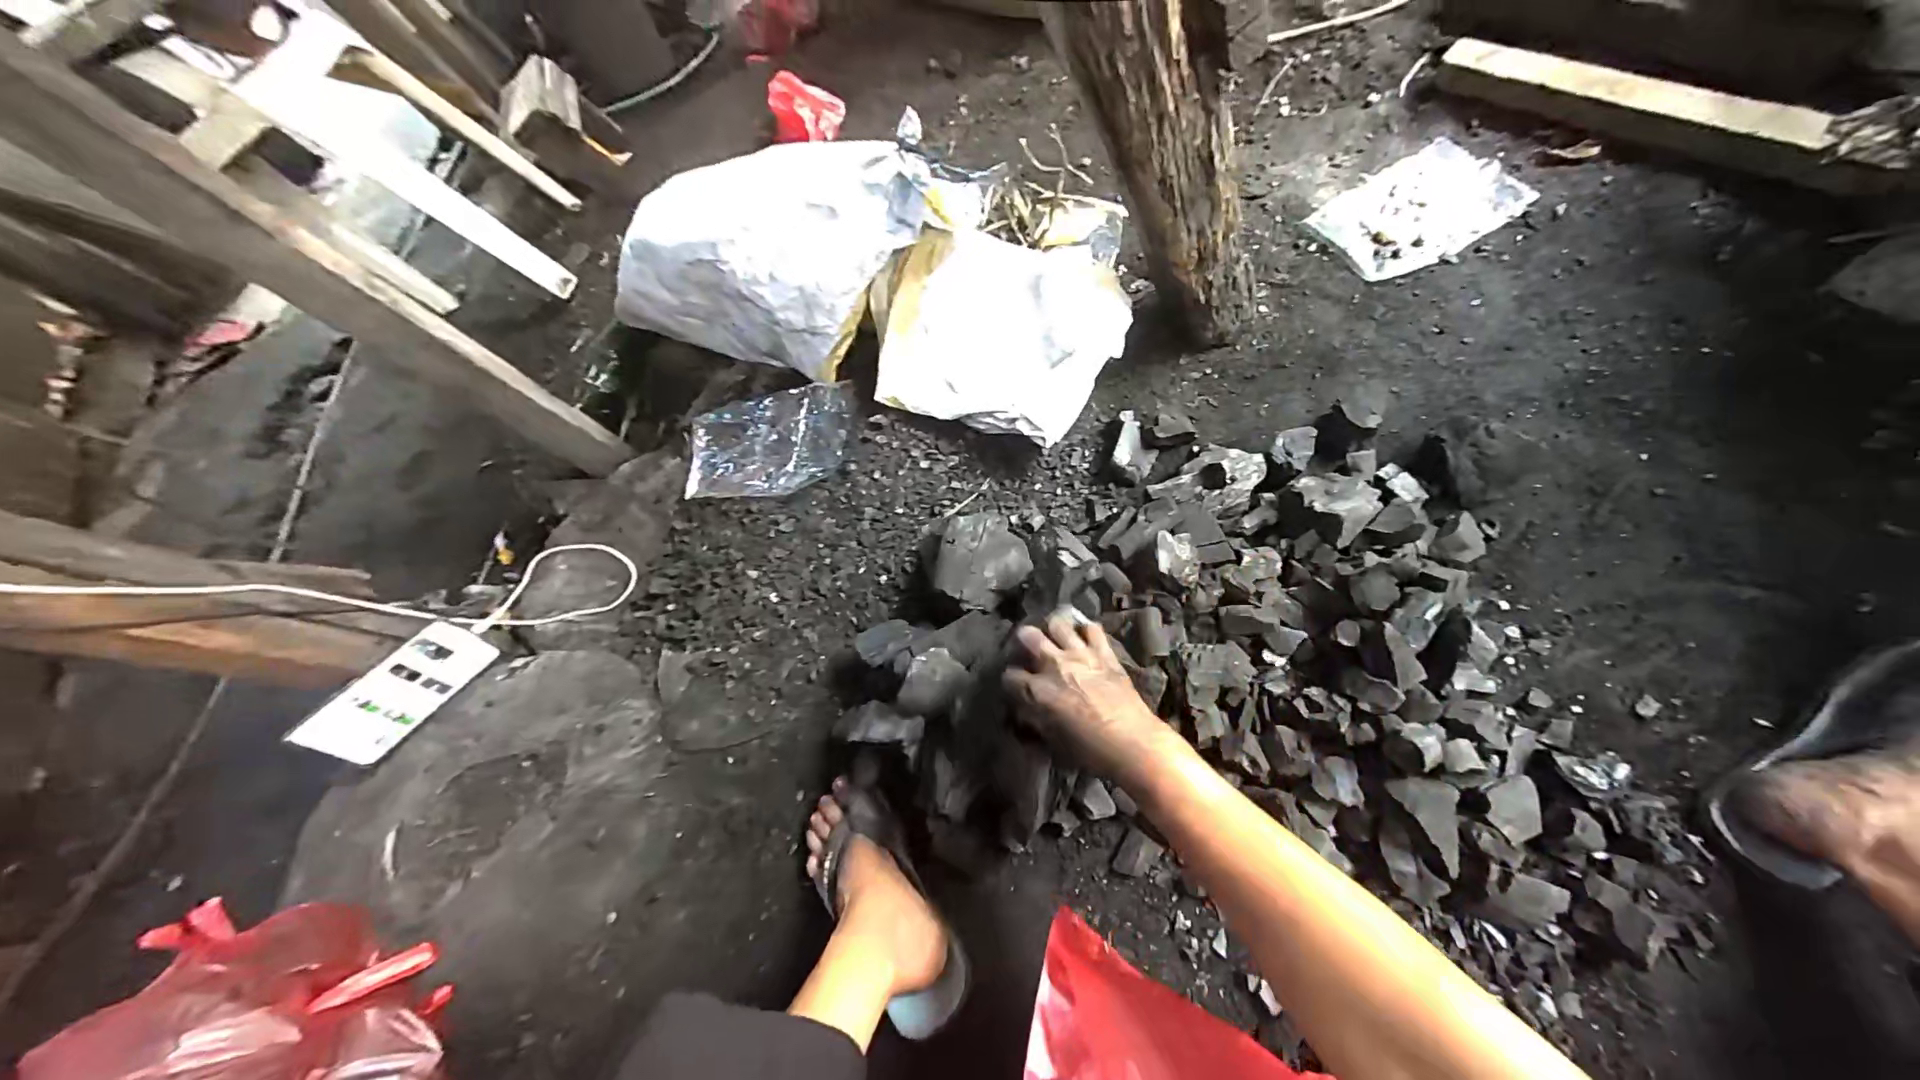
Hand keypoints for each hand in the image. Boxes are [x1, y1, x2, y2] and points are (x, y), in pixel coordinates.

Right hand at [1002, 611, 1178, 785]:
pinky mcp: (1105, 653)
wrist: (1133, 743)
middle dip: (1023, 640)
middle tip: (1029, 649)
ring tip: (1055, 637)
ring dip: (1053, 629)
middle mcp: (1055, 665)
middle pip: (1028, 635)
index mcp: (1038, 690)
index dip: (1010, 680)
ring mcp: (1081, 654)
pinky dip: (1085, 631)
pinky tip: (1084, 638)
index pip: (1010, 675)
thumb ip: (1035, 719)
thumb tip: (1026, 709)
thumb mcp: (1053, 740)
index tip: (1016, 685)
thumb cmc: (1090, 750)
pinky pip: (1092, 629)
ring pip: (1058, 623)